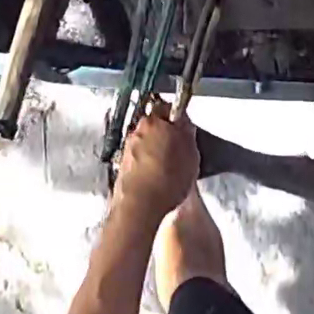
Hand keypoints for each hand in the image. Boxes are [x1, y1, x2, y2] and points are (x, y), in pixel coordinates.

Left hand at [112, 101, 197, 222]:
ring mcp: (128, 148)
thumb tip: (186, 125)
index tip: (185, 126)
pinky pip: (139, 159)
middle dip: (166, 134)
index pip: (168, 107)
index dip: (178, 117)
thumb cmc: (164, 180)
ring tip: (170, 169)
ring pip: (146, 142)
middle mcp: (137, 130)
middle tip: (181, 149)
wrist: (138, 206)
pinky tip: (157, 179)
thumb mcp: (191, 155)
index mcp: (155, 121)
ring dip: (156, 150)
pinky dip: (147, 165)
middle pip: (155, 125)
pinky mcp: (123, 165)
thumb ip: (188, 134)